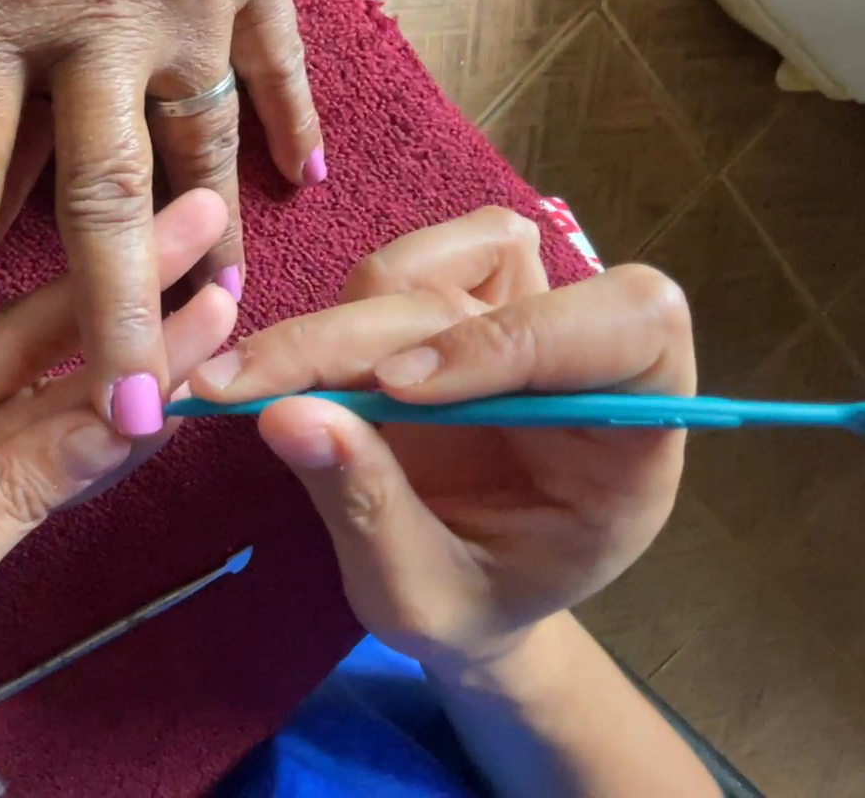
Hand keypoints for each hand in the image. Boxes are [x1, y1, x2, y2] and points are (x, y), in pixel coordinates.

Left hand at [0, 191, 237, 797]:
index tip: (65, 143)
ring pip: (56, 385)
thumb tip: (126, 420)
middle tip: (197, 218)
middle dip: (113, 277)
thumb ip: (17, 493)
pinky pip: (56, 445)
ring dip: (132, 349)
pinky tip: (176, 386)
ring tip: (218, 298)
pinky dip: (112, 423)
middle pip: (24, 326)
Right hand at [184, 208, 693, 668]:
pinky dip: (336, 311)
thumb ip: (367, 508)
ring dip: (336, 323)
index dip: (508, 338)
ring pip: (424, 264)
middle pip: (466, 300)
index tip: (397, 394)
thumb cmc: (474, 600)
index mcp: (629, 427)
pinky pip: (394, 269)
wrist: (467, 583)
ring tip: (258, 383)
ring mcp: (506, 316)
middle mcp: (574, 352)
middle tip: (235, 389)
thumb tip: (282, 414)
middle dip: (344, 343)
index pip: (623, 325)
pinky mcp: (444, 304)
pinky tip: (292, 368)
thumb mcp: (422, 594)